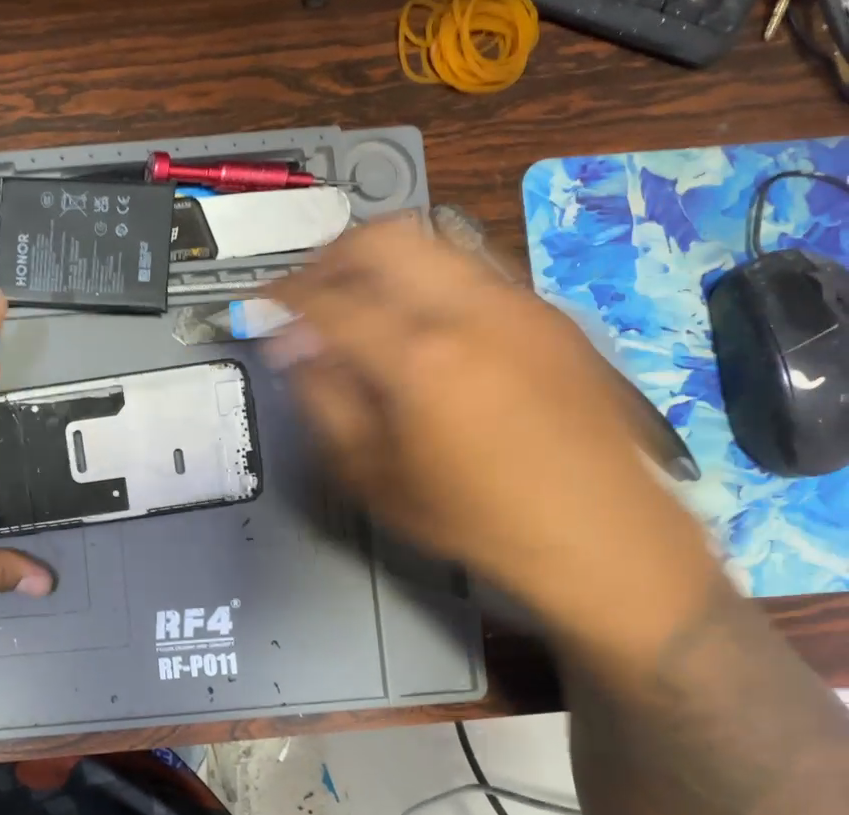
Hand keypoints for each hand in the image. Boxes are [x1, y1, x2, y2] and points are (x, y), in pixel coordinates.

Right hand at [265, 222, 714, 646]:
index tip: (260, 307)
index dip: (281, 298)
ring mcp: (520, 305)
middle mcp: (473, 312)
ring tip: (354, 303)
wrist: (601, 529)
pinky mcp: (549, 315)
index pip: (329, 299)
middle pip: (386, 239)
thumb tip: (298, 352)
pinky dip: (424, 282)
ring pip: (434, 243)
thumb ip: (325, 401)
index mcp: (420, 358)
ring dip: (380, 264)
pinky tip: (413, 328)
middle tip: (305, 290)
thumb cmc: (473, 517)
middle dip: (330, 257)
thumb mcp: (371, 474)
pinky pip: (471, 271)